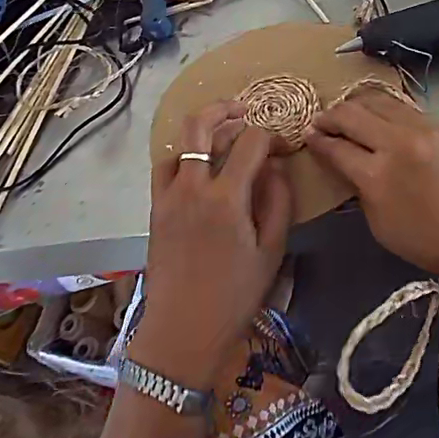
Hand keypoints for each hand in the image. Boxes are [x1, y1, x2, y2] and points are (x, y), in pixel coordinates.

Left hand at [134, 101, 292, 389]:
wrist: (183, 329)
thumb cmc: (235, 295)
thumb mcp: (271, 251)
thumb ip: (277, 201)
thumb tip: (275, 166)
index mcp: (226, 198)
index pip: (250, 142)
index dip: (271, 136)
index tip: (283, 145)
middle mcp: (191, 187)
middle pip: (200, 124)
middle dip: (225, 108)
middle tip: (245, 110)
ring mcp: (167, 196)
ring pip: (179, 142)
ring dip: (202, 131)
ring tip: (224, 136)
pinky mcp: (155, 208)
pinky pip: (165, 166)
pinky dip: (183, 156)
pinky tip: (199, 168)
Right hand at [305, 89, 438, 282]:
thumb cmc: (434, 243)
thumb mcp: (382, 227)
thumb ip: (361, 193)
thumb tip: (352, 170)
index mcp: (376, 175)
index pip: (336, 147)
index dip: (317, 140)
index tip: (307, 136)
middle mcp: (395, 143)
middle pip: (351, 114)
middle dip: (329, 116)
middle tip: (320, 122)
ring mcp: (420, 129)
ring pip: (376, 100)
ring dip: (354, 105)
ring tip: (346, 114)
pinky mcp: (438, 125)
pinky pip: (400, 105)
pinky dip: (381, 106)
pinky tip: (376, 114)